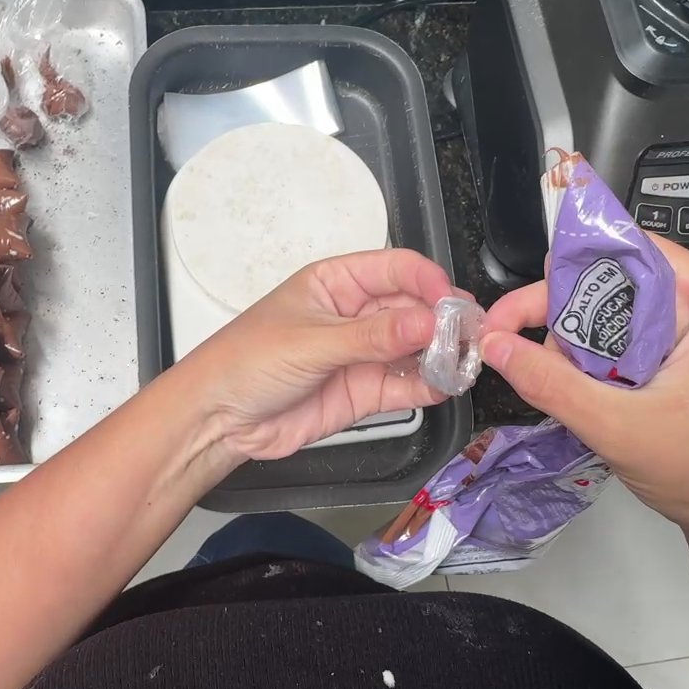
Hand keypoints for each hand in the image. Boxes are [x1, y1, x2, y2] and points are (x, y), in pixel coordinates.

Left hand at [177, 249, 461, 460]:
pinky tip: (444, 385)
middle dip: (442, 320)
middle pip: (413, 308)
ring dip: (442, 354)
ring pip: (415, 348)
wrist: (220, 419)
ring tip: (464, 361)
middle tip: (468, 335)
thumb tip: (427, 321)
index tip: (448, 302)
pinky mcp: (364, 391)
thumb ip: (372, 336)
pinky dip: (428, 385)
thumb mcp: (311, 342)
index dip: (427, 280)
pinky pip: (406, 384)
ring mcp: (361, 354)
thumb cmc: (245, 362)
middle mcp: (354, 314)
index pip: (396, 268)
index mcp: (336, 283)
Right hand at [478, 238, 688, 541]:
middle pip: (614, 281)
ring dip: (578, 346)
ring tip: (567, 388)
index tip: (511, 313)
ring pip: (616, 313)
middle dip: (563, 319)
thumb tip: (491, 345)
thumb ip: (550, 383)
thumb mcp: (617, 426)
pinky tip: (588, 393)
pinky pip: (629, 339)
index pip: (623, 251)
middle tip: (528, 358)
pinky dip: (598, 362)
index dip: (560, 275)